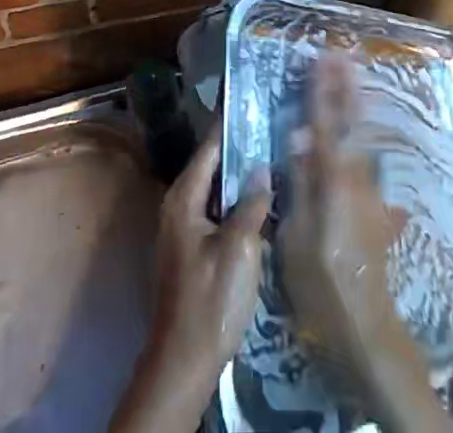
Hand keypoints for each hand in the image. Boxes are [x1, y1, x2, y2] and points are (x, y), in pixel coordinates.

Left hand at [110, 123, 271, 432]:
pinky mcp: (196, 246)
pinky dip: (239, 197)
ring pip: (217, 187)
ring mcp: (186, 227)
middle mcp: (179, 206)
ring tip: (273, 148)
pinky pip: (219, 208)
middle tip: (271, 119)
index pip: (209, 147)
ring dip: (241, 171)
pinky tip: (264, 195)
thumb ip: (251, 204)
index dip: (227, 121)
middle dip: (239, 142)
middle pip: (212, 164)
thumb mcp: (238, 249)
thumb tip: (262, 167)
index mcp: (184, 199)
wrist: (184, 358)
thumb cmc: (211, 299)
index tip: (246, 94)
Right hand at [280, 60, 452, 432]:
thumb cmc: (318, 278)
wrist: (362, 318)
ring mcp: (369, 189)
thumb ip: (300, 180)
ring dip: (357, 104)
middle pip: (352, 122)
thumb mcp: (296, 231)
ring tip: (354, 78)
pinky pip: (366, 154)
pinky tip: (360, 129)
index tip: (322, 59)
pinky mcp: (374, 203)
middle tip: (344, 56)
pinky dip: (362, 131)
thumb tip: (298, 136)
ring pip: (364, 135)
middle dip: (347, 87)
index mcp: (332, 179)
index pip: (325, 123)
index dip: (322, 90)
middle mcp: (356, 176)